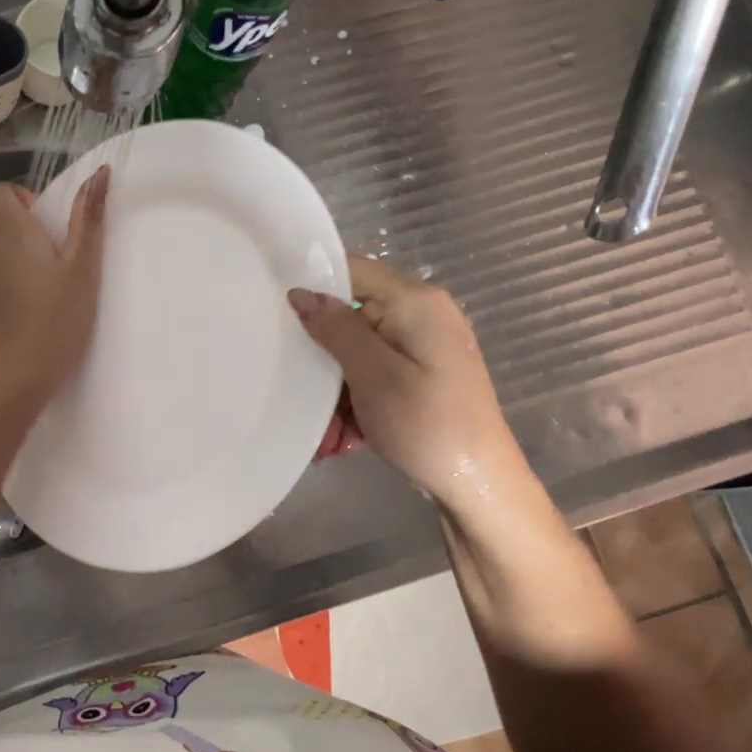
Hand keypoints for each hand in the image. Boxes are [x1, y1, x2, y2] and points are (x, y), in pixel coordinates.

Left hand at [0, 167, 110, 405]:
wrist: (26, 372)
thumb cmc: (61, 317)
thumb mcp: (84, 266)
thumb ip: (89, 218)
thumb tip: (100, 172)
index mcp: (14, 232)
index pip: (1, 192)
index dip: (22, 198)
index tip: (46, 222)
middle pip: (0, 222)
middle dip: (24, 230)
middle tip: (55, 258)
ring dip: (14, 257)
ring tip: (42, 285)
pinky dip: (5, 281)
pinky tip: (26, 306)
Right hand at [291, 256, 529, 513]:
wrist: (477, 481)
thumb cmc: (426, 424)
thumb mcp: (373, 375)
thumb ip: (337, 329)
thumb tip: (301, 293)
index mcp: (415, 302)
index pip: (351, 270)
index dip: (312, 287)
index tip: (274, 315)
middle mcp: (422, 315)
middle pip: (350, 316)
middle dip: (321, 357)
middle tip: (296, 392)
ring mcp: (422, 346)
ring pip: (356, 352)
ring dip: (333, 391)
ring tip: (325, 434)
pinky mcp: (420, 374)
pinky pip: (372, 374)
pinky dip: (354, 402)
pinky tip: (344, 436)